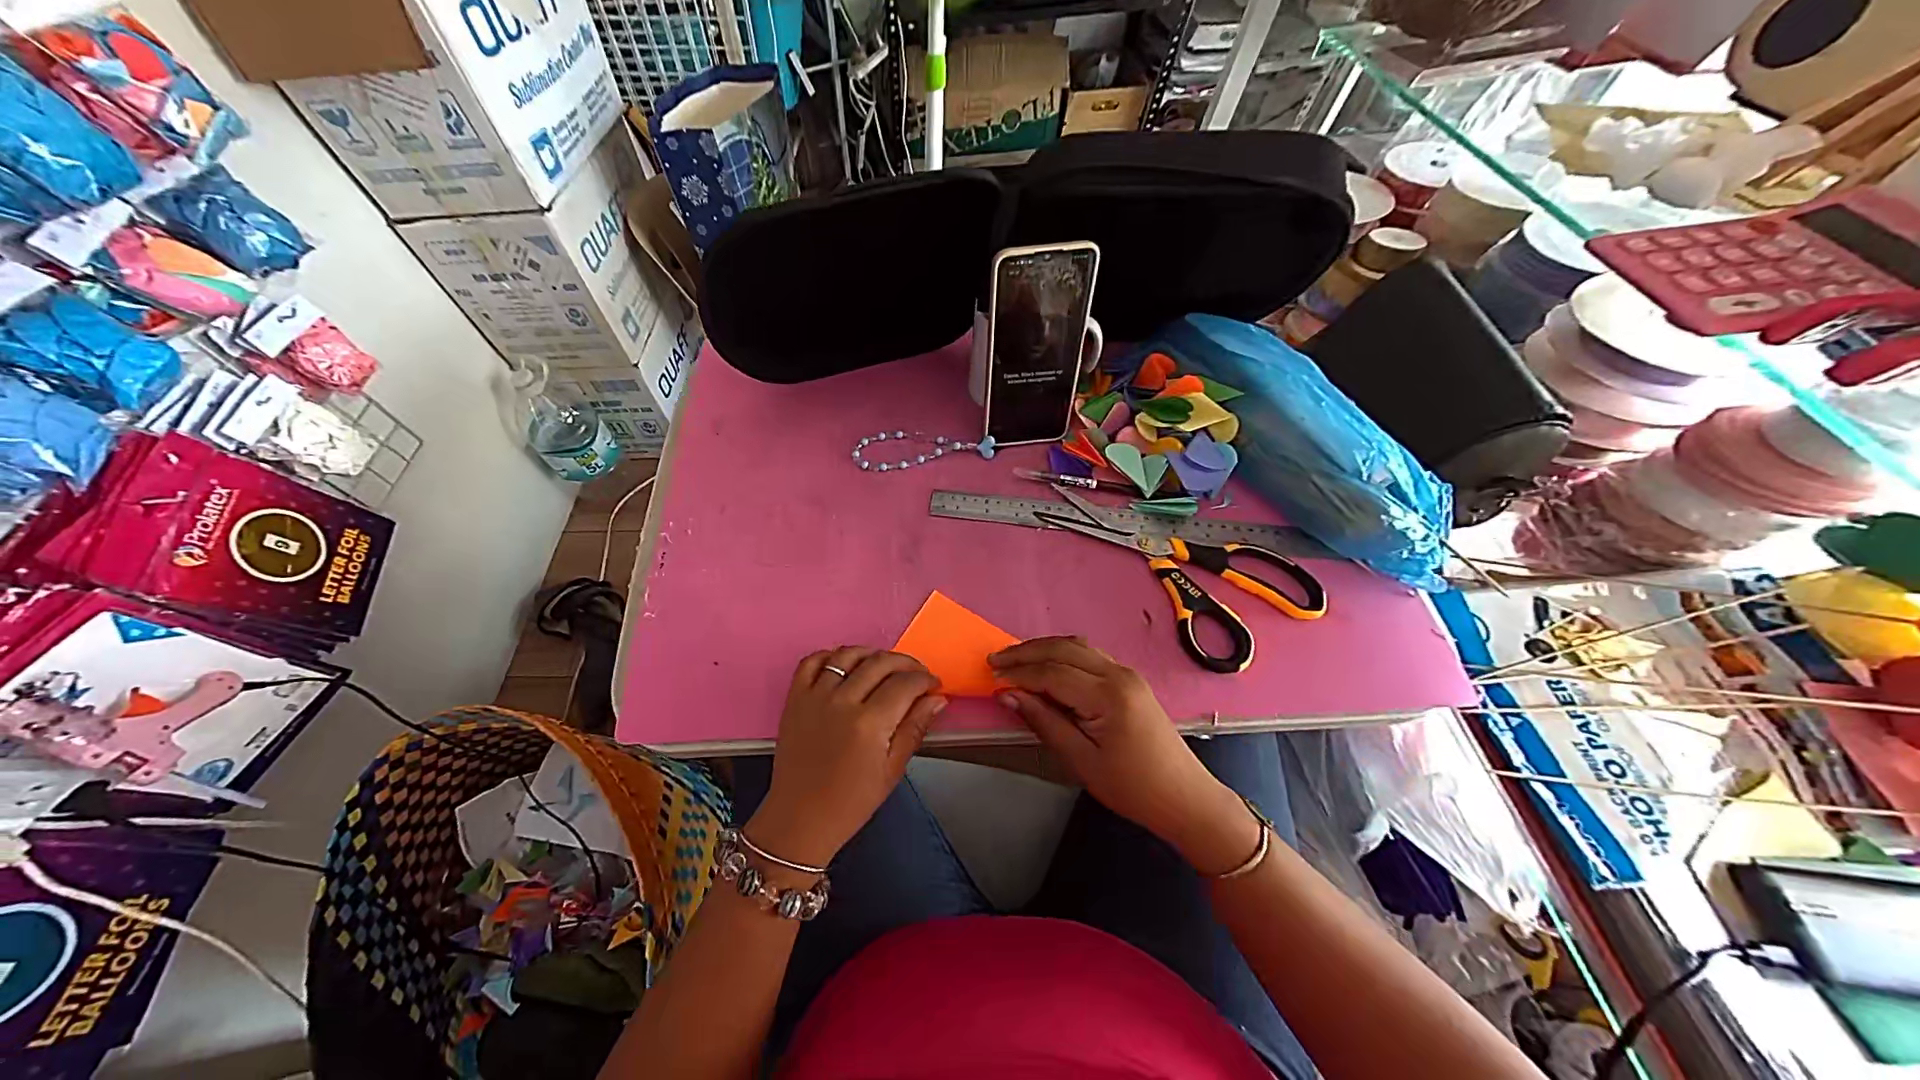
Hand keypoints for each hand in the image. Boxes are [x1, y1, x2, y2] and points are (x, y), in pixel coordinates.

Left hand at [748, 648, 945, 869]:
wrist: (801, 819)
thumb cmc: (850, 802)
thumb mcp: (892, 770)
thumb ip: (915, 728)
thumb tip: (936, 699)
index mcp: (869, 723)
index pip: (905, 683)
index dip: (925, 679)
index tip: (933, 686)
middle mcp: (842, 702)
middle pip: (880, 663)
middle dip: (906, 664)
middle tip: (916, 674)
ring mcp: (815, 697)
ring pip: (848, 655)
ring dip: (872, 654)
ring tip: (885, 666)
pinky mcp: (795, 699)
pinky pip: (812, 661)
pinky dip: (831, 656)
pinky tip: (846, 666)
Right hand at [990, 637, 1259, 874]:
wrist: (1184, 797)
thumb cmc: (1132, 786)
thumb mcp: (1081, 760)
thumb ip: (1044, 721)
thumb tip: (1009, 695)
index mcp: (1108, 695)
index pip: (1052, 672)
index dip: (1019, 674)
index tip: (991, 678)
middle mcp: (1119, 674)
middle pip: (1064, 649)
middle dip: (1026, 652)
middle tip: (995, 660)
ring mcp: (1127, 674)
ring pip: (1078, 647)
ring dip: (1044, 649)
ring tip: (1015, 660)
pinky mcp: (1130, 680)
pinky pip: (1090, 656)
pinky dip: (1063, 655)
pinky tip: (1046, 666)